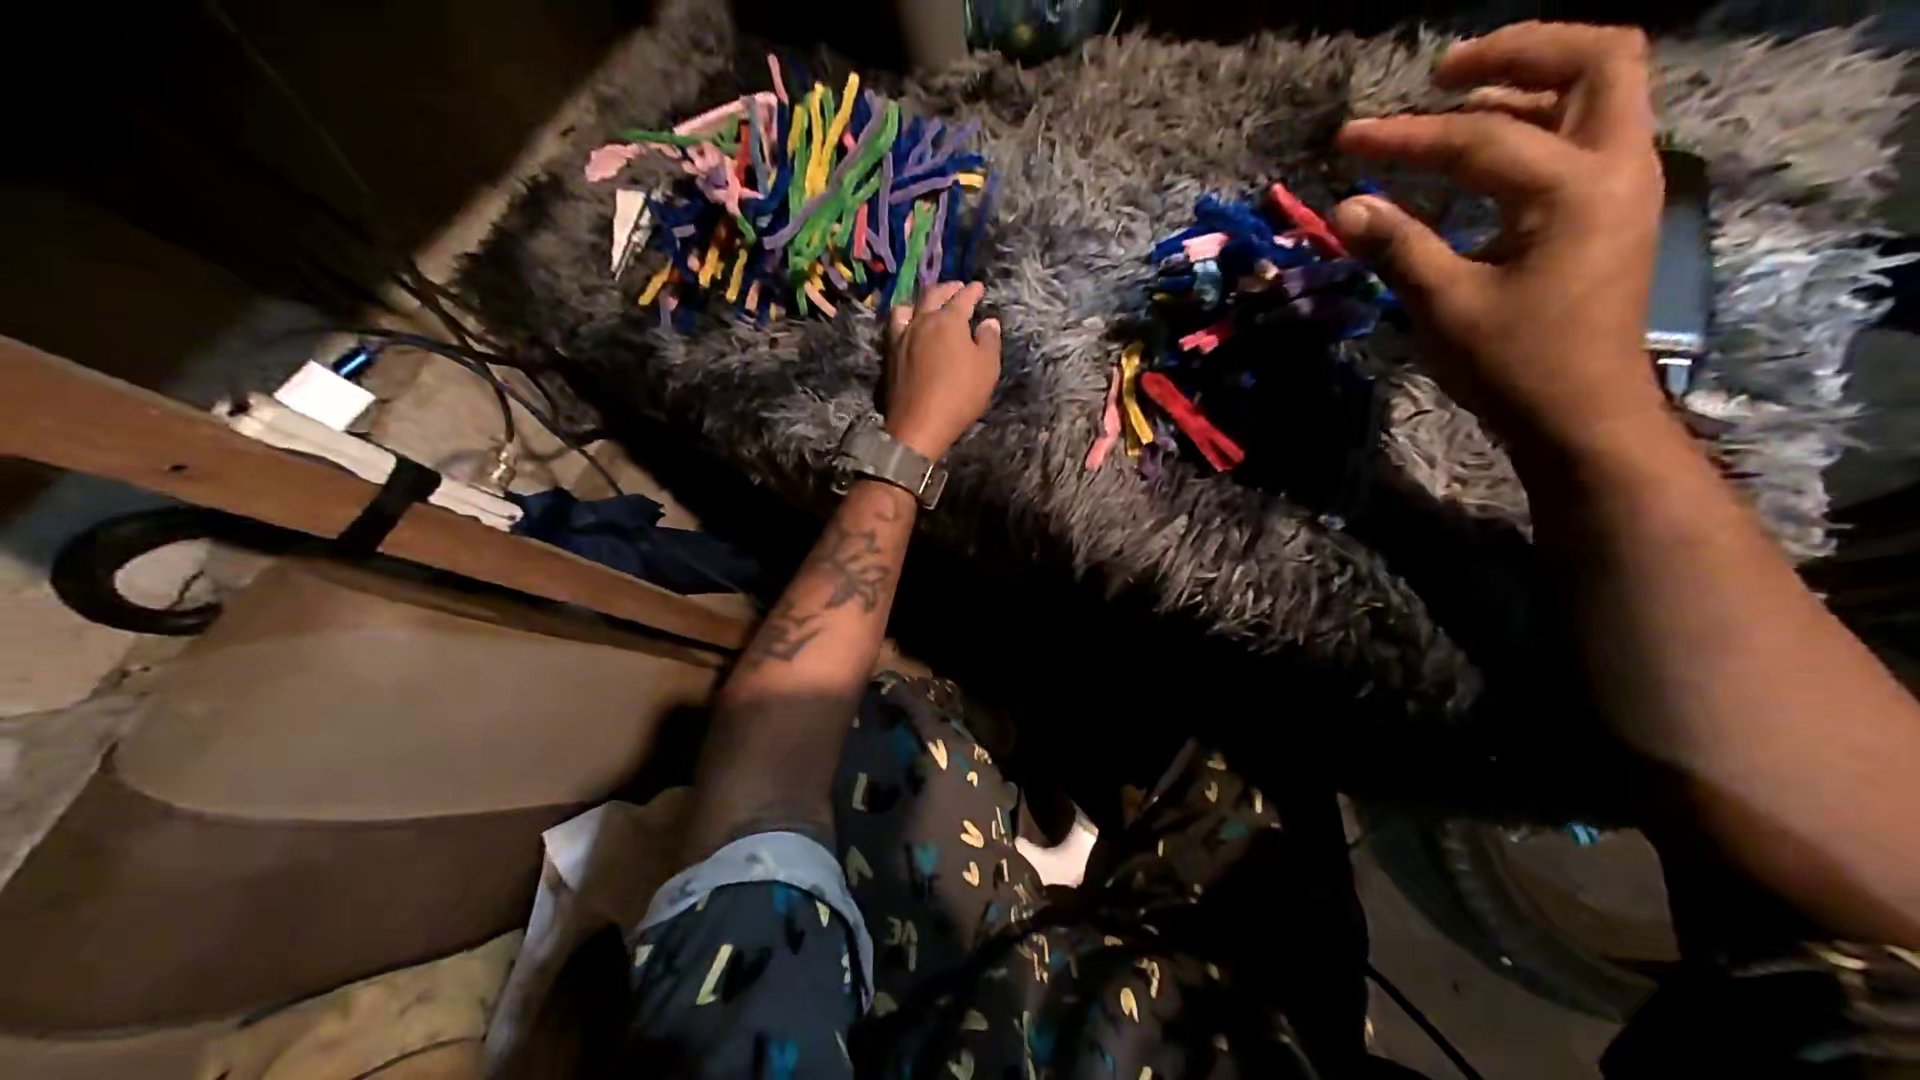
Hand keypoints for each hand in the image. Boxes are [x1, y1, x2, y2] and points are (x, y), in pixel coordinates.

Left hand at [883, 282, 1002, 459]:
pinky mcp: (891, 354)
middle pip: (933, 296)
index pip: (963, 298)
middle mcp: (923, 321)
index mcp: (949, 320)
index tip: (978, 287)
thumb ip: (989, 341)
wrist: (919, 423)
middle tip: (956, 287)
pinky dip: (905, 318)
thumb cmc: (959, 394)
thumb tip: (989, 322)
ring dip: (921, 301)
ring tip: (928, 305)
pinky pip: (895, 326)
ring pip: (909, 307)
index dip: (972, 291)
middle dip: (947, 289)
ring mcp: (903, 336)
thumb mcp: (987, 368)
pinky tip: (909, 326)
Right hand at [1332, 22, 1667, 456]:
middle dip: (1517, 51)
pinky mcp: (1613, 207)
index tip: (1348, 141)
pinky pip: (1587, 134)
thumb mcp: (1444, 307)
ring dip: (1531, 80)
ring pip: (1600, 91)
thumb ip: (1397, 247)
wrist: (1581, 412)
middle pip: (1597, 60)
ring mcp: (1625, 184)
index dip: (1404, 138)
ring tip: (1458, 97)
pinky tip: (1488, 147)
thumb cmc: (1514, 365)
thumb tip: (1346, 207)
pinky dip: (1539, 122)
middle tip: (1442, 72)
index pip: (1481, 138)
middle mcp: (1618, 166)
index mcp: (1575, 190)